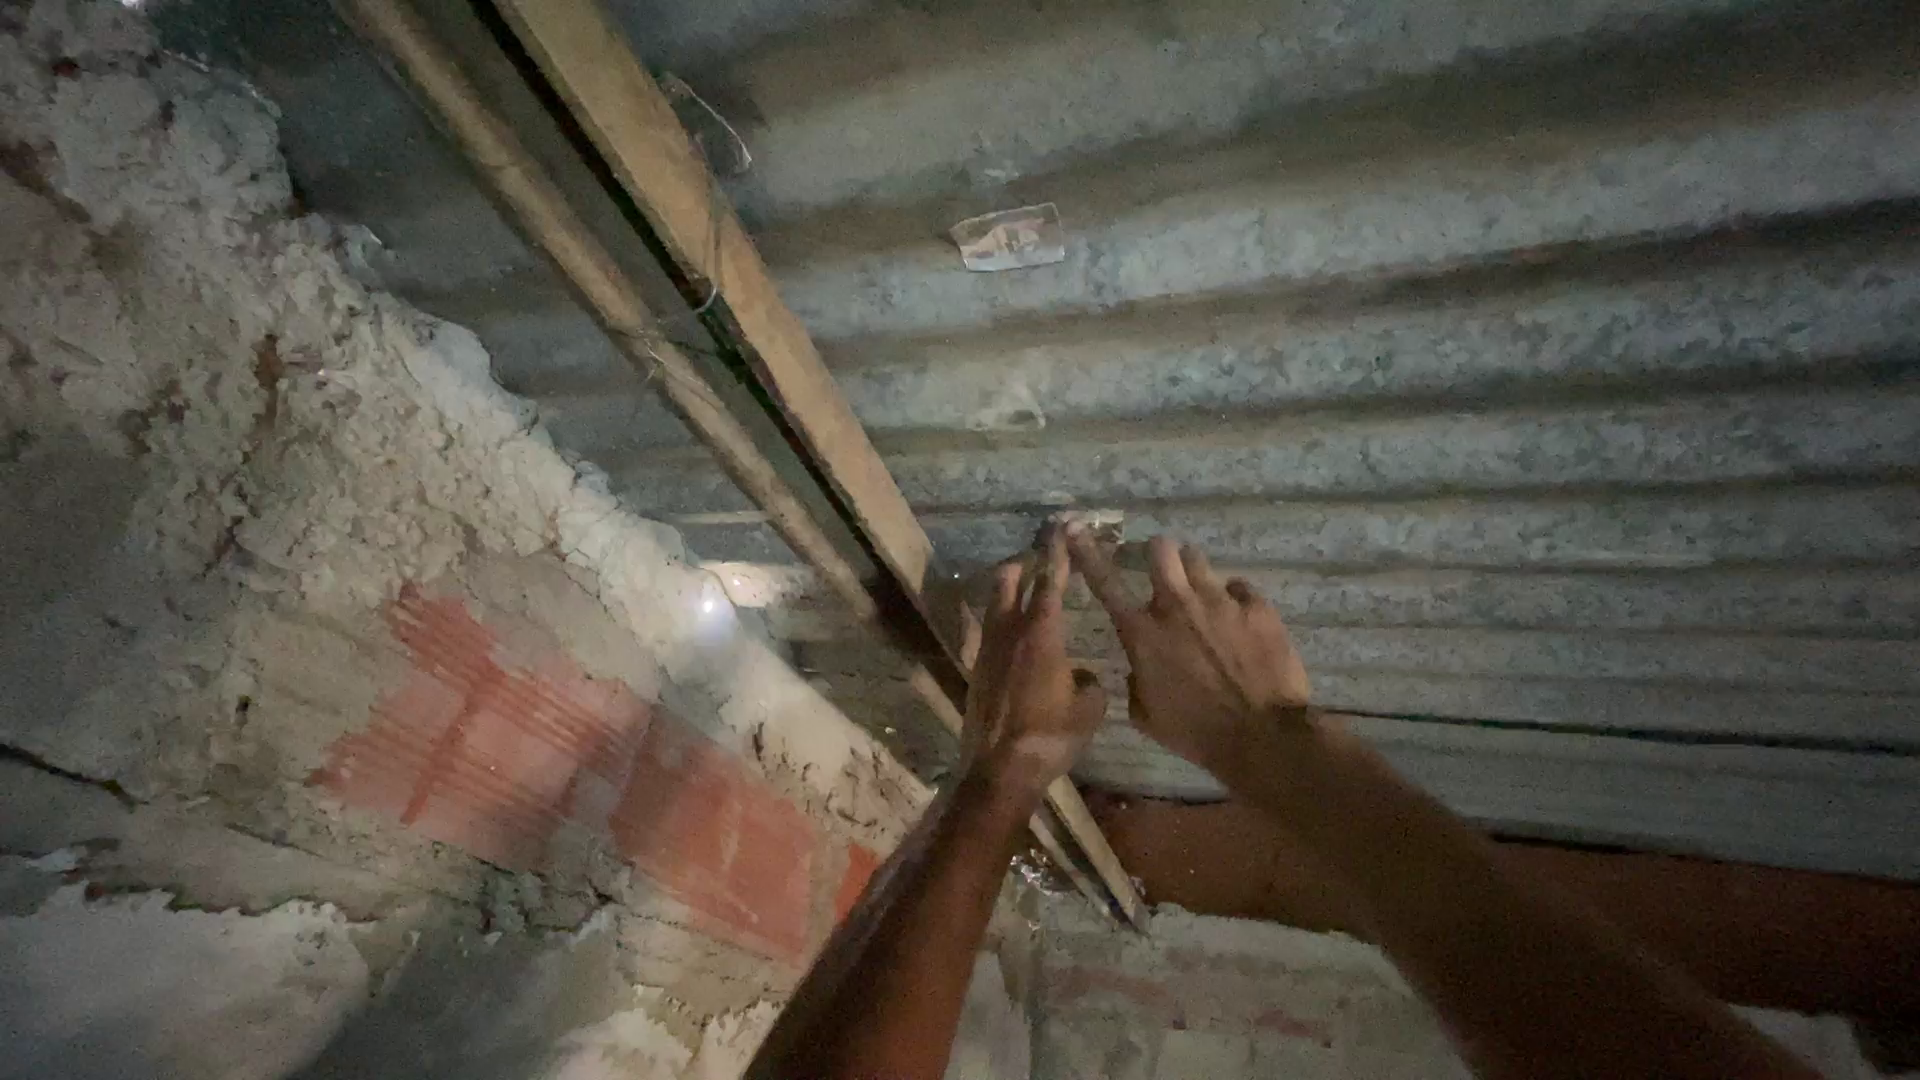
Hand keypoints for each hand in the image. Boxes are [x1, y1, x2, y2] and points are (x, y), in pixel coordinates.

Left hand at [962, 529, 1107, 800]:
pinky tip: (1009, 630)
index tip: (1061, 527)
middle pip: (1011, 582)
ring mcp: (988, 649)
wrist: (999, 767)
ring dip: (1008, 587)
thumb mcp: (1089, 710)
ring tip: (1020, 580)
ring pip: (995, 604)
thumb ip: (1090, 685)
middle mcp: (1010, 632)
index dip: (1057, 552)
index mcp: (1042, 634)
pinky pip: (988, 631)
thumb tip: (1083, 677)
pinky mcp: (976, 668)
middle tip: (1040, 551)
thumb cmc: (1050, 735)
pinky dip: (1000, 620)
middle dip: (1026, 562)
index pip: (1050, 582)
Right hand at [1067, 530, 1310, 773]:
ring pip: (1198, 559)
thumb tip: (1140, 667)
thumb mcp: (1147, 717)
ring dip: (1194, 573)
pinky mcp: (1257, 607)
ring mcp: (1219, 601)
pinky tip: (1241, 620)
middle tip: (1164, 570)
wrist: (1263, 738)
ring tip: (1203, 595)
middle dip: (1158, 555)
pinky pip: (1240, 586)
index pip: (1104, 582)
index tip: (1075, 528)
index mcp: (1142, 633)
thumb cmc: (1196, 733)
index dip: (1087, 552)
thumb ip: (1136, 681)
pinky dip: (1236, 598)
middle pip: (1160, 550)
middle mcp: (1176, 606)